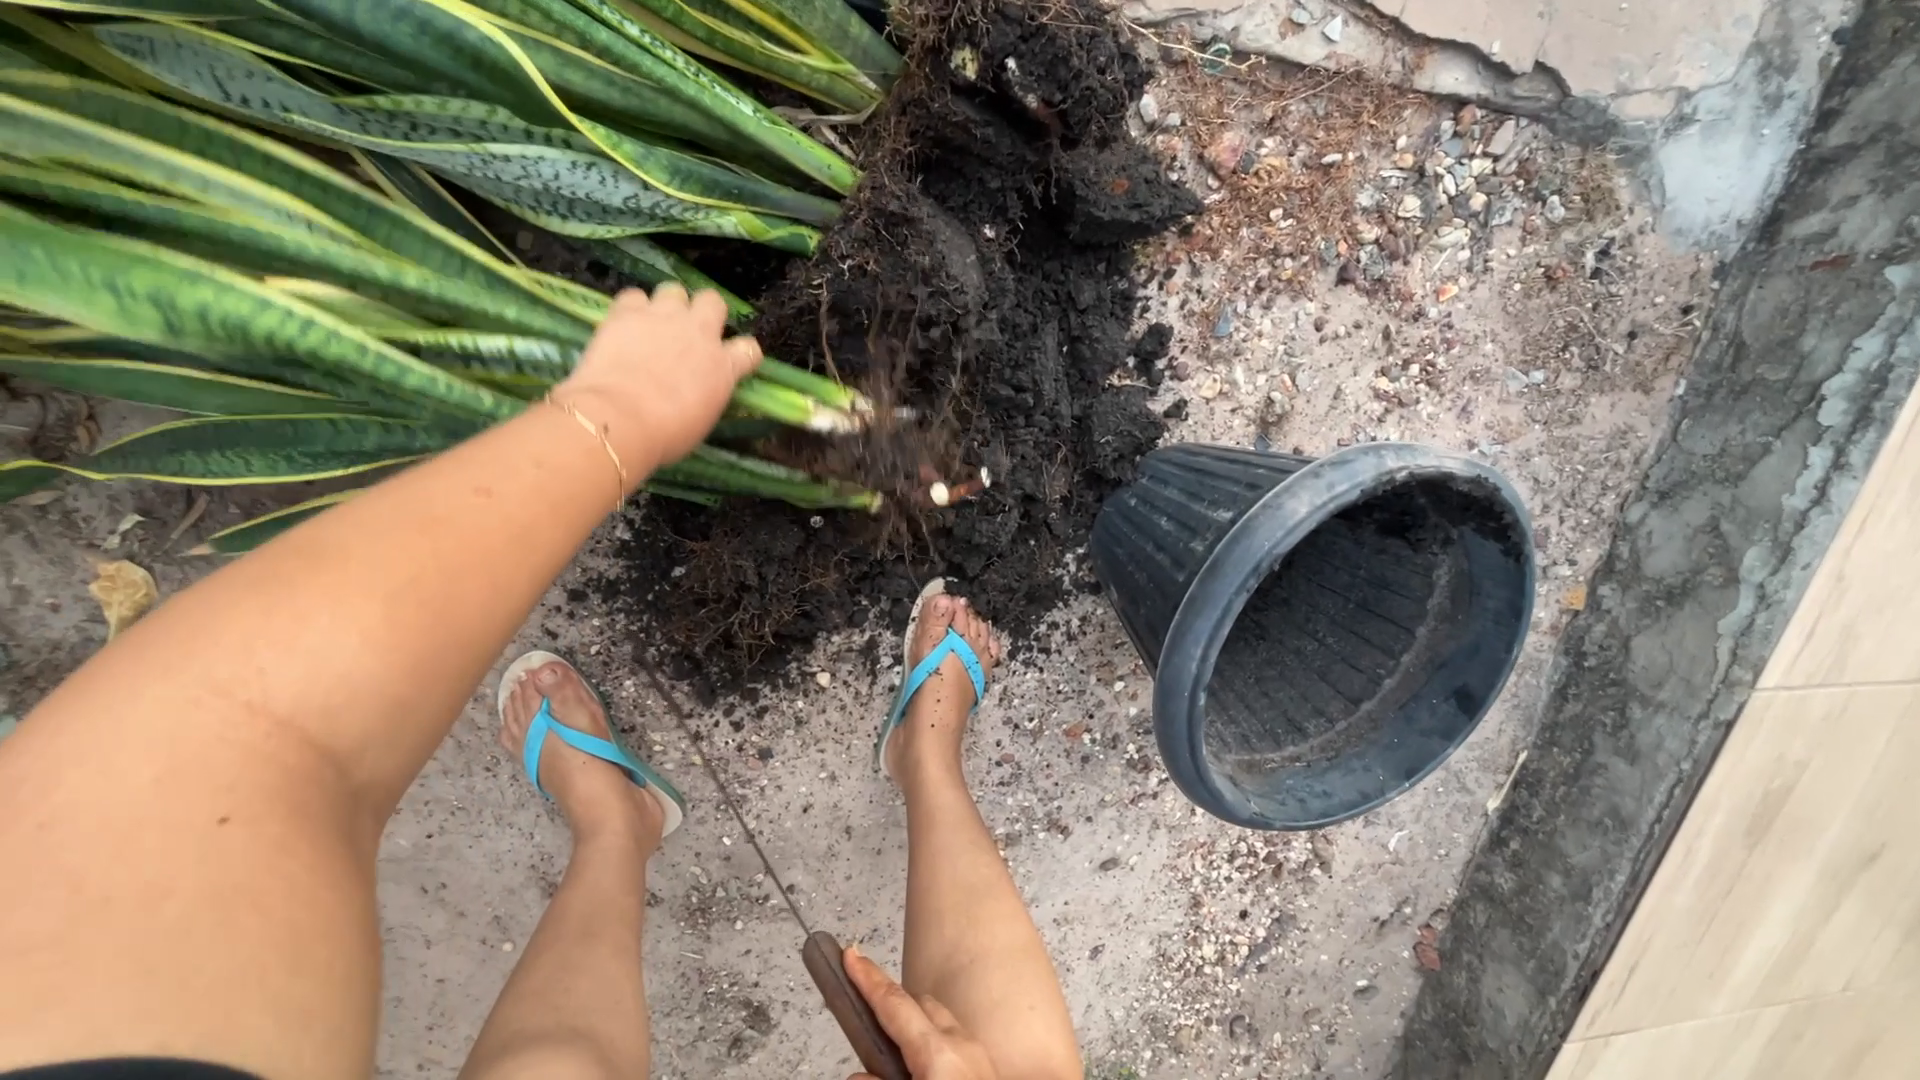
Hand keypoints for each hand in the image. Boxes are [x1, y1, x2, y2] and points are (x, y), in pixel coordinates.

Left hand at [551, 283, 760, 476]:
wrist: (621, 419)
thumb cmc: (665, 434)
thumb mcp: (702, 420)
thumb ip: (706, 394)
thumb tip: (697, 390)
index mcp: (724, 367)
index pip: (749, 349)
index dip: (741, 352)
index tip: (732, 360)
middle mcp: (700, 333)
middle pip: (713, 301)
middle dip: (704, 311)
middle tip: (689, 330)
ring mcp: (663, 318)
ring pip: (674, 290)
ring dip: (667, 305)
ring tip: (653, 324)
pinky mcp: (627, 313)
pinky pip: (634, 296)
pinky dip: (631, 308)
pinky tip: (624, 325)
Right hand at [844, 946, 997, 1079]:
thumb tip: (859, 1078)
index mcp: (937, 1054)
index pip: (894, 1003)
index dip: (868, 978)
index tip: (850, 954)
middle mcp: (962, 1044)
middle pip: (920, 1004)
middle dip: (892, 1002)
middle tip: (865, 1014)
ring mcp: (980, 1055)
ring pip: (941, 1022)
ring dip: (915, 1025)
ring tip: (892, 1050)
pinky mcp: (991, 1069)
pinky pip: (957, 1042)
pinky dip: (934, 1042)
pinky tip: (923, 1068)